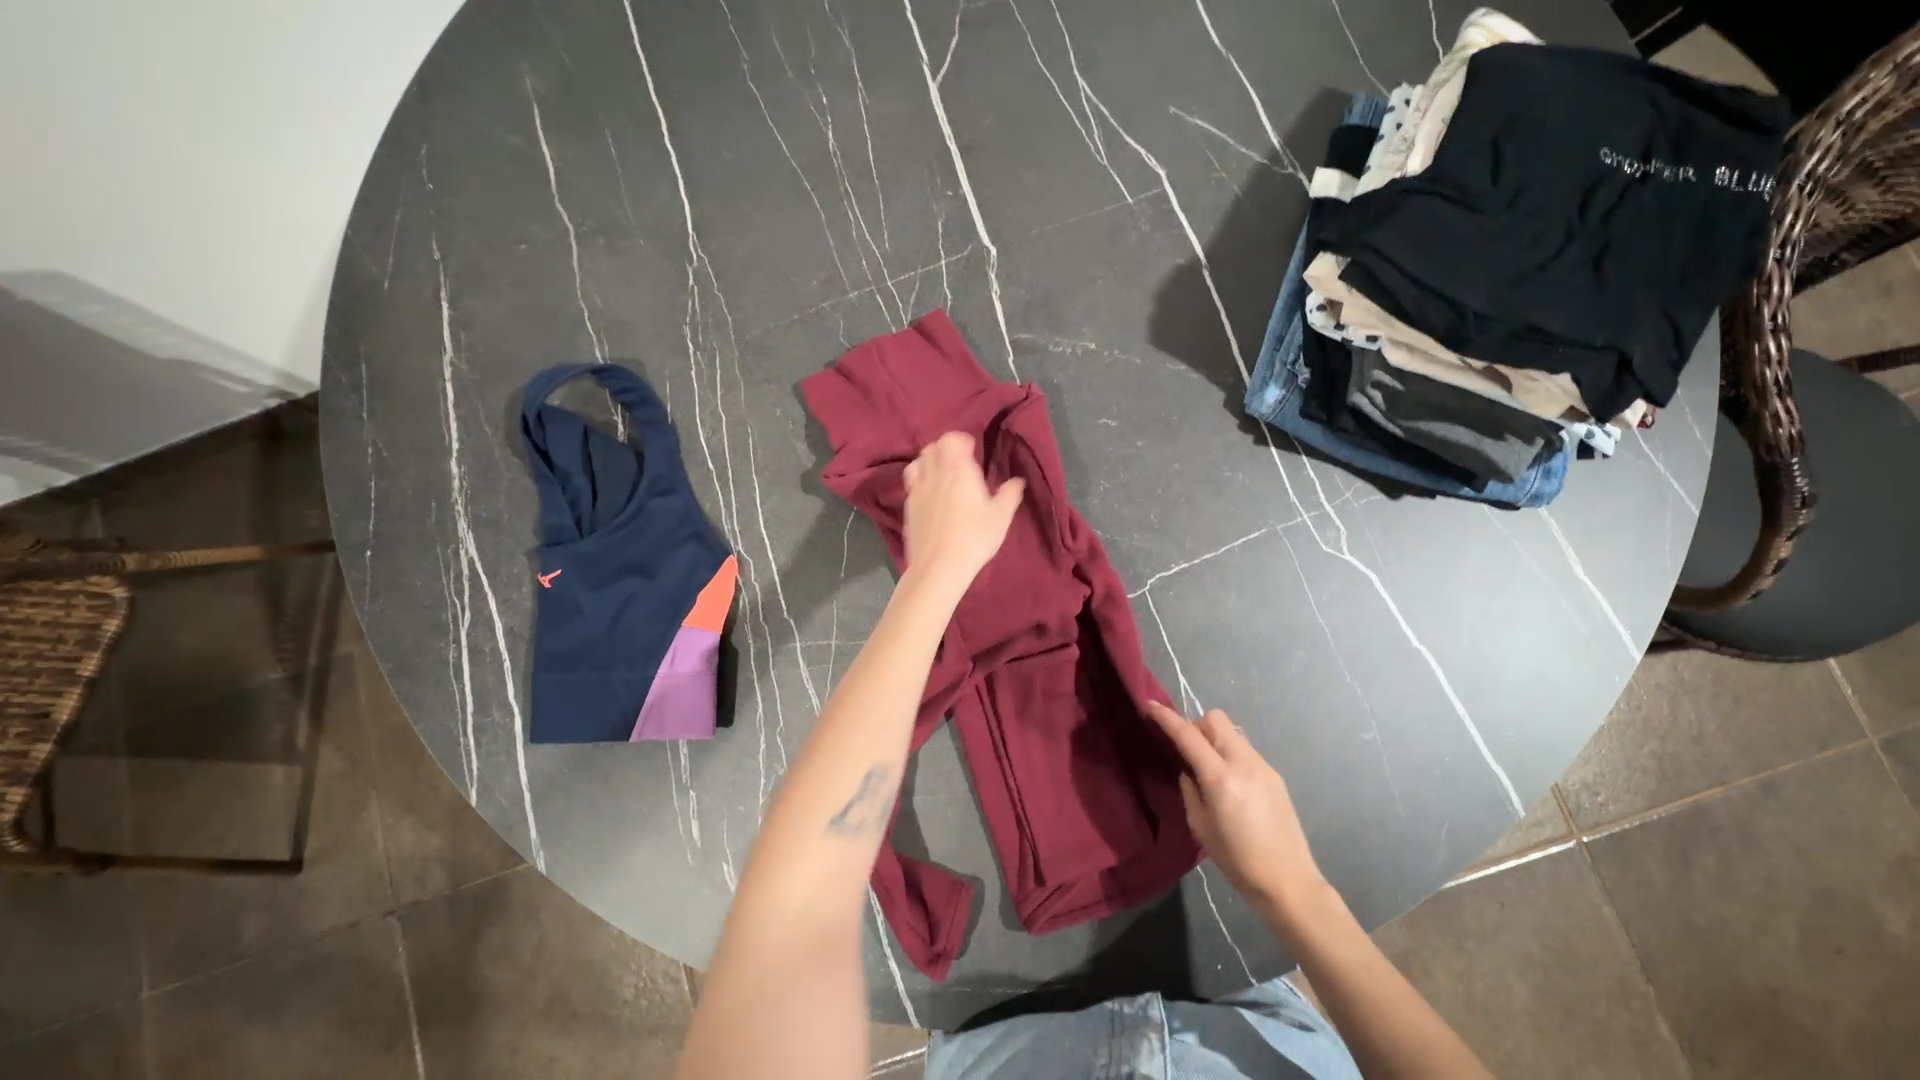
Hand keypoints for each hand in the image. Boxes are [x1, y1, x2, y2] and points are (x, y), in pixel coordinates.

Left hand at [901, 432, 1024, 585]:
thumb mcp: (1000, 517)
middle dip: (945, 450)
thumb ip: (1009, 494)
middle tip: (959, 463)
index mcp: (958, 470)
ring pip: (917, 463)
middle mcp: (934, 475)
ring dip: (929, 463)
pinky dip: (921, 482)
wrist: (939, 566)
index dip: (961, 440)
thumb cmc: (974, 538)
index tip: (972, 450)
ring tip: (941, 476)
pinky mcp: (908, 508)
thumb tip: (1017, 481)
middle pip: (932, 448)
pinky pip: (911, 484)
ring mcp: (917, 491)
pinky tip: (931, 497)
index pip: (951, 439)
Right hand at [1148, 701, 1327, 915]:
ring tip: (1208, 770)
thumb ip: (1190, 791)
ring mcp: (1263, 767)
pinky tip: (1229, 784)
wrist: (1287, 880)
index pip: (1189, 736)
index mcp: (1221, 778)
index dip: (1167, 718)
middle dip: (1196, 726)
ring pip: (1232, 733)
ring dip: (1214, 740)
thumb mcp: (1200, 827)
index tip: (1150, 706)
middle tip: (1186, 751)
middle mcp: (1244, 763)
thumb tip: (1188, 772)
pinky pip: (1245, 750)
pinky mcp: (1275, 775)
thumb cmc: (1237, 860)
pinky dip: (1230, 754)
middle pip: (1216, 719)